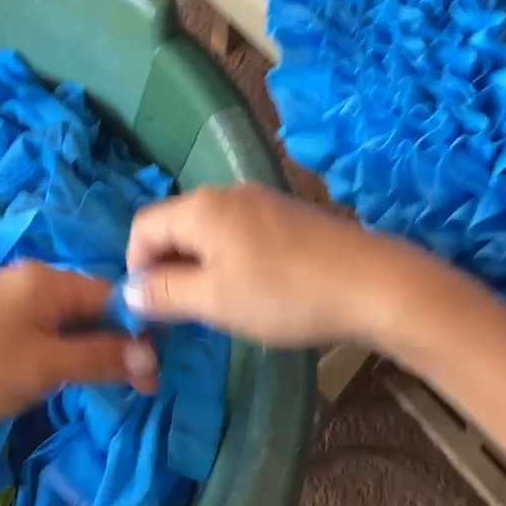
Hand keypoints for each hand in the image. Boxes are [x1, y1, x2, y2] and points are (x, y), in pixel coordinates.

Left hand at [0, 263, 158, 448]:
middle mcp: (32, 279)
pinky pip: (49, 330)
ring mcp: (14, 299)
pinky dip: (66, 351)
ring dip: (92, 350)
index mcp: (46, 279)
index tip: (156, 371)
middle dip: (116, 342)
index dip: (138, 331)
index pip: (111, 295)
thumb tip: (154, 358)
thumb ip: (102, 357)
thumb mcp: (47, 367)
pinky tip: (70, 375)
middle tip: (140, 385)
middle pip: (92, 306)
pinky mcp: (1, 322)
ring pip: (71, 321)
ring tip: (110, 384)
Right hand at [125, 184, 458, 349]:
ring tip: (216, 304)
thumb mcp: (215, 301)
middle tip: (180, 312)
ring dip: (198, 266)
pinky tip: (252, 288)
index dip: (135, 267)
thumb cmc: (285, 294)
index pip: (143, 227)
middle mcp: (226, 193)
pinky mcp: (287, 215)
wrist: (376, 285)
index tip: (150, 308)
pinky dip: (228, 259)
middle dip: (167, 267)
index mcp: (201, 208)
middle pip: (174, 225)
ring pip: (207, 231)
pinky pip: (237, 232)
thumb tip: (130, 291)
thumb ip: (165, 294)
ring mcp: (261, 200)